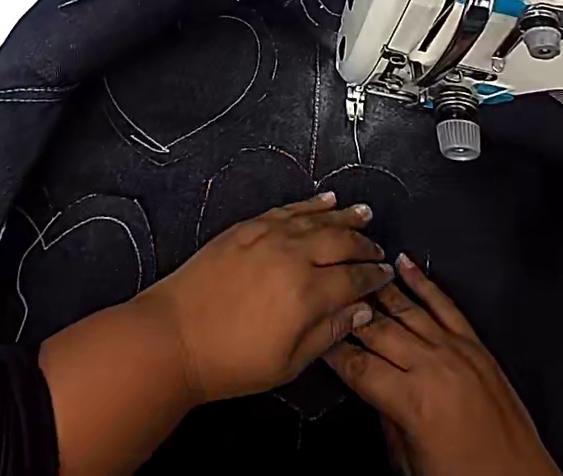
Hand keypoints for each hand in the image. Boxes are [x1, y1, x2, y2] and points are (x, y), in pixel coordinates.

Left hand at [133, 191, 393, 403]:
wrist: (176, 335)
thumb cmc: (232, 361)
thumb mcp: (288, 364)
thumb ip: (329, 333)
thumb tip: (362, 310)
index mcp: (307, 293)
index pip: (354, 280)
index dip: (374, 277)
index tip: (386, 275)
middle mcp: (294, 256)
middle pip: (341, 242)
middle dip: (365, 245)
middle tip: (378, 248)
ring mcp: (270, 236)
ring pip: (318, 219)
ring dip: (345, 216)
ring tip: (364, 212)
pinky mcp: (250, 226)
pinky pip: (289, 209)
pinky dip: (311, 203)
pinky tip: (327, 200)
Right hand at [325, 256, 560, 475]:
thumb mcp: (411, 462)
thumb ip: (387, 418)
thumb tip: (369, 385)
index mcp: (413, 401)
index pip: (358, 365)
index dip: (333, 350)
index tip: (315, 334)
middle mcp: (433, 366)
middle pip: (379, 329)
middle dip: (350, 311)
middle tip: (327, 294)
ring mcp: (456, 349)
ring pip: (407, 308)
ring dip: (379, 288)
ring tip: (356, 269)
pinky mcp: (475, 343)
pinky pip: (444, 303)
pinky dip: (422, 280)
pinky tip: (404, 262)